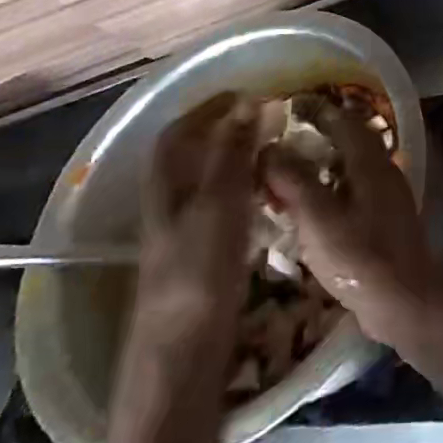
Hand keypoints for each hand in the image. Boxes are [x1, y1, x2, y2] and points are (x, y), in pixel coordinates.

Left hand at [134, 92, 257, 331]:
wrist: (183, 348)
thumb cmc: (199, 269)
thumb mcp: (220, 202)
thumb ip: (232, 152)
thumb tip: (247, 102)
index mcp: (167, 182)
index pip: (181, 129)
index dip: (210, 107)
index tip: (248, 94)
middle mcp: (170, 200)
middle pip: (193, 153)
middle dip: (227, 130)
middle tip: (269, 122)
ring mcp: (184, 229)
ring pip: (210, 179)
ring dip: (238, 159)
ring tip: (275, 152)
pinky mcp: (201, 253)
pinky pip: (224, 206)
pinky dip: (245, 190)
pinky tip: (268, 199)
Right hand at [261, 100, 442, 346]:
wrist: (405, 303)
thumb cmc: (360, 257)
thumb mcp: (318, 218)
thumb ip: (293, 180)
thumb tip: (269, 148)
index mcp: (371, 163)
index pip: (344, 121)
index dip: (316, 111)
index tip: (286, 109)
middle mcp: (383, 172)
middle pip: (348, 143)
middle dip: (315, 139)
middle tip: (279, 144)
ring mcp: (387, 198)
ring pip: (350, 170)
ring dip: (321, 167)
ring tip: (286, 176)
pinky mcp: (384, 222)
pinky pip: (353, 194)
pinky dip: (329, 192)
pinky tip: (308, 210)